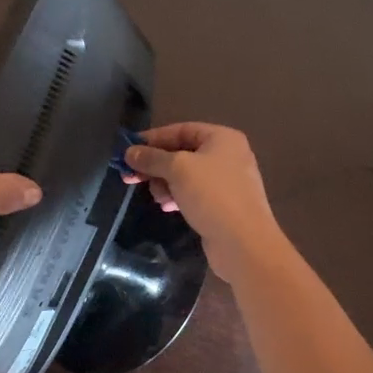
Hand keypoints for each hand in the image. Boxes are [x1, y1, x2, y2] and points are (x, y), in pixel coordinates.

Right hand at [122, 123, 285, 278]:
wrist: (243, 242)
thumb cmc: (212, 195)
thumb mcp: (178, 169)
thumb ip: (152, 158)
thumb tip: (130, 152)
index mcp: (223, 138)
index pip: (181, 130)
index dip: (153, 139)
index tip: (129, 150)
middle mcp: (228, 155)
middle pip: (183, 153)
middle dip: (157, 166)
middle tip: (130, 177)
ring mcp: (227, 182)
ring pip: (186, 176)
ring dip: (166, 184)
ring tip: (158, 198)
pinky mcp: (223, 205)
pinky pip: (194, 194)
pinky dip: (178, 197)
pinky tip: (168, 208)